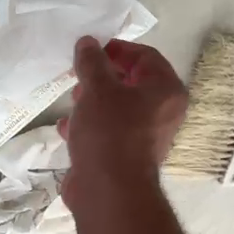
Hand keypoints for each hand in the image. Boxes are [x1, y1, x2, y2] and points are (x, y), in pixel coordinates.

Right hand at [61, 37, 188, 209]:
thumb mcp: (96, 90)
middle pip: (132, 84)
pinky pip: (108, 133)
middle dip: (103, 78)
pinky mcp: (124, 157)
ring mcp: (144, 137)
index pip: (145, 57)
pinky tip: (67, 129)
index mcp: (165, 90)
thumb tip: (86, 43)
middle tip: (79, 77)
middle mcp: (162, 112)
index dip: (116, 49)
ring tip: (71, 101)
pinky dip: (89, 127)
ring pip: (118, 110)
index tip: (90, 50)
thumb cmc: (109, 133)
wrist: (108, 190)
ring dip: (93, 103)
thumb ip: (91, 63)